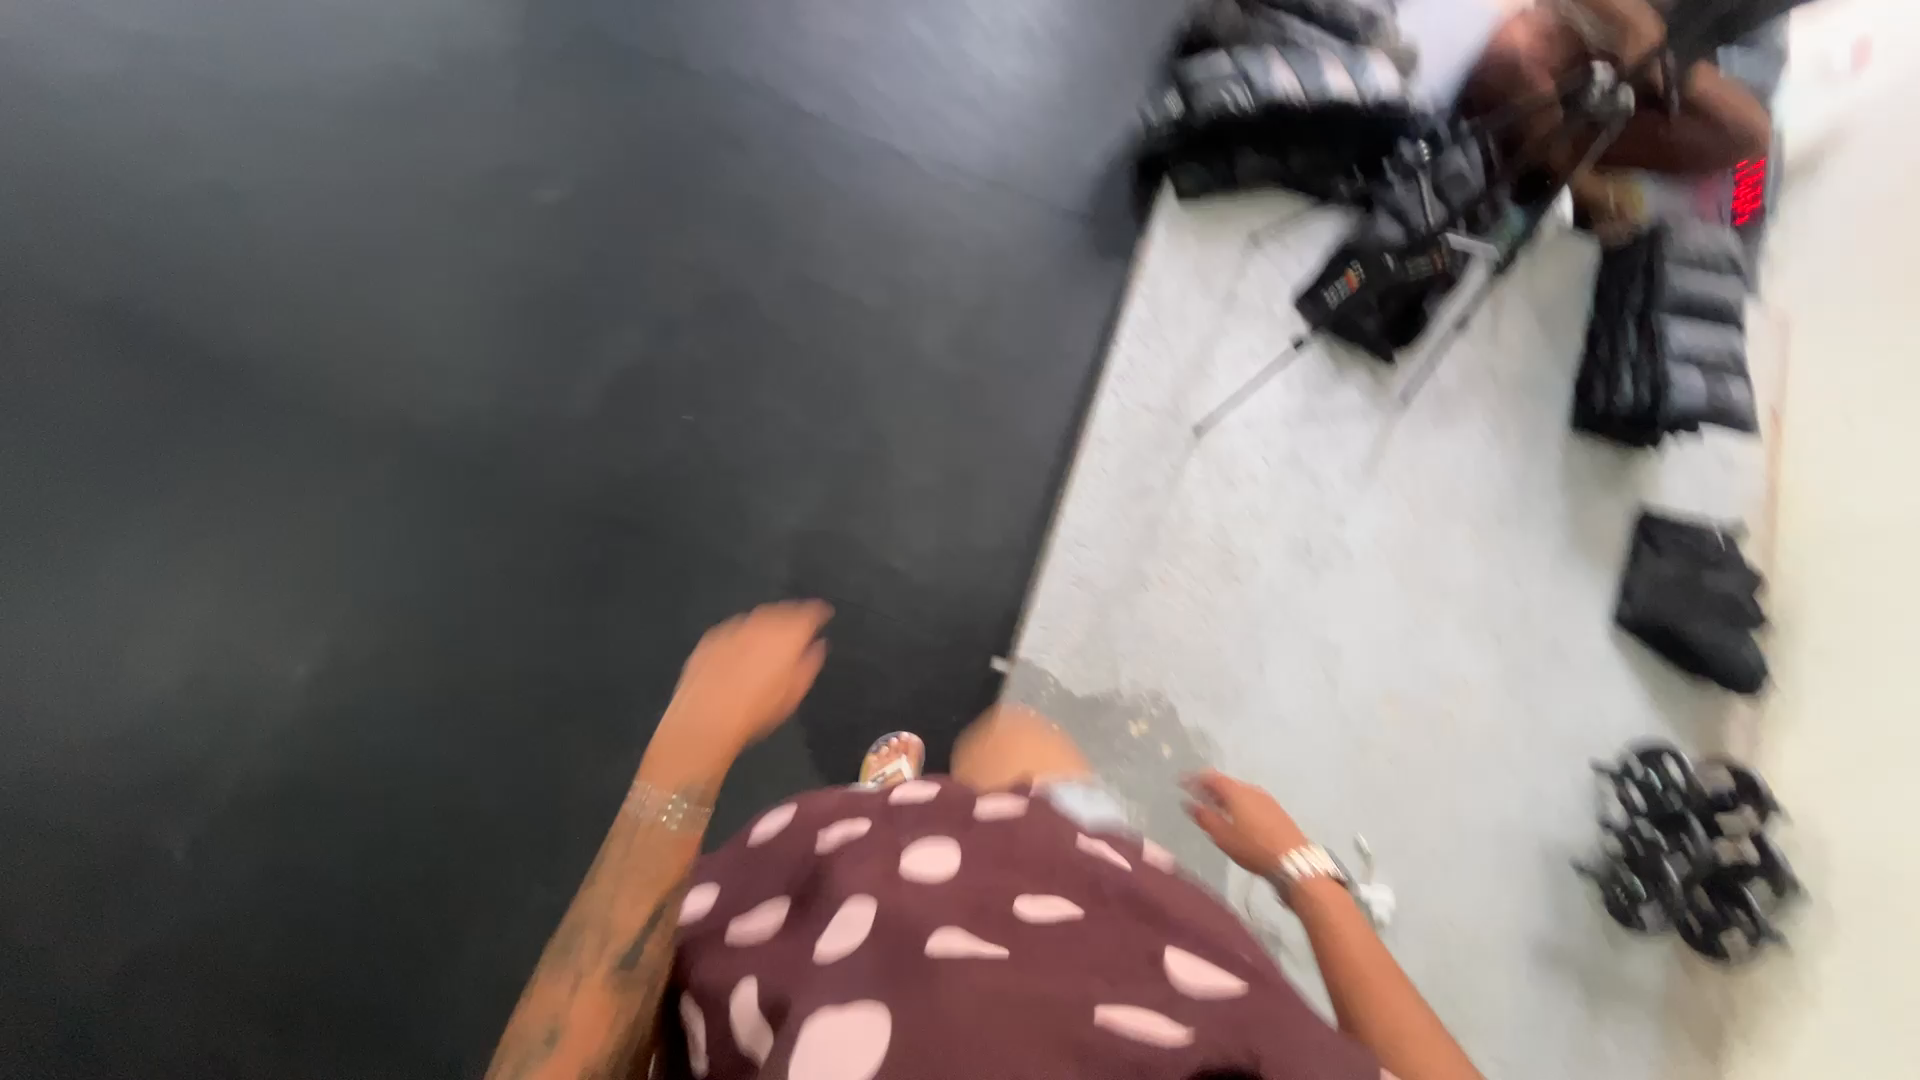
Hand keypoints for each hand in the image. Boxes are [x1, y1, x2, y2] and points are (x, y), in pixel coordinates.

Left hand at [647, 601, 831, 775]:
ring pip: (758, 617)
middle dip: (794, 615)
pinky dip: (744, 633)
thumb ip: (811, 662)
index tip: (825, 614)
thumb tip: (818, 644)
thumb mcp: (794, 692)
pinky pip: (735, 629)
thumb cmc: (757, 709)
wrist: (704, 719)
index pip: (810, 612)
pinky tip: (742, 650)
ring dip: (768, 622)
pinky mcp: (711, 638)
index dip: (820, 612)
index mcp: (788, 633)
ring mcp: (733, 627)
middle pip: (783, 610)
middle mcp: (762, 623)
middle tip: (800, 626)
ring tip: (772, 638)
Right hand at [1183, 770, 1310, 877]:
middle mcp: (1250, 789)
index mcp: (1235, 791)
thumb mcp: (1222, 836)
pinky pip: (1250, 800)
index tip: (1181, 782)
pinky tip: (1236, 817)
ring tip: (1214, 809)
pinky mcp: (1276, 810)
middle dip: (1209, 788)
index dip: (1193, 778)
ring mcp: (1266, 799)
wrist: (1294, 861)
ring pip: (1239, 792)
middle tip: (1196, 797)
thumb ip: (1204, 817)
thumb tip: (1187, 802)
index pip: (1210, 777)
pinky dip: (1238, 804)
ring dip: (1224, 797)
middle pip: (1225, 783)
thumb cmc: (1252, 847)